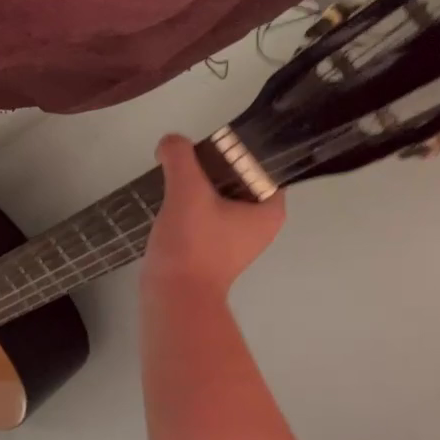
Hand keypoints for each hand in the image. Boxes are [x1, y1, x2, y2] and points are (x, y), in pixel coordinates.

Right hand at [142, 134, 285, 299]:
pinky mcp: (212, 256)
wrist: (173, 299)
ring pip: (218, 204)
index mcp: (270, 210)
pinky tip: (169, 212)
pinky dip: (189, 215)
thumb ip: (180, 159)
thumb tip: (169, 141)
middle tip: (183, 168)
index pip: (259, 167)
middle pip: (236, 184)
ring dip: (196, 195)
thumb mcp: (186, 193)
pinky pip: (205, 223)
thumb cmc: (191, 246)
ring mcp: (235, 244)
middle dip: (209, 175)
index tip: (204, 152)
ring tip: (173, 189)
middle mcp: (259, 227)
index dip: (232, 154)